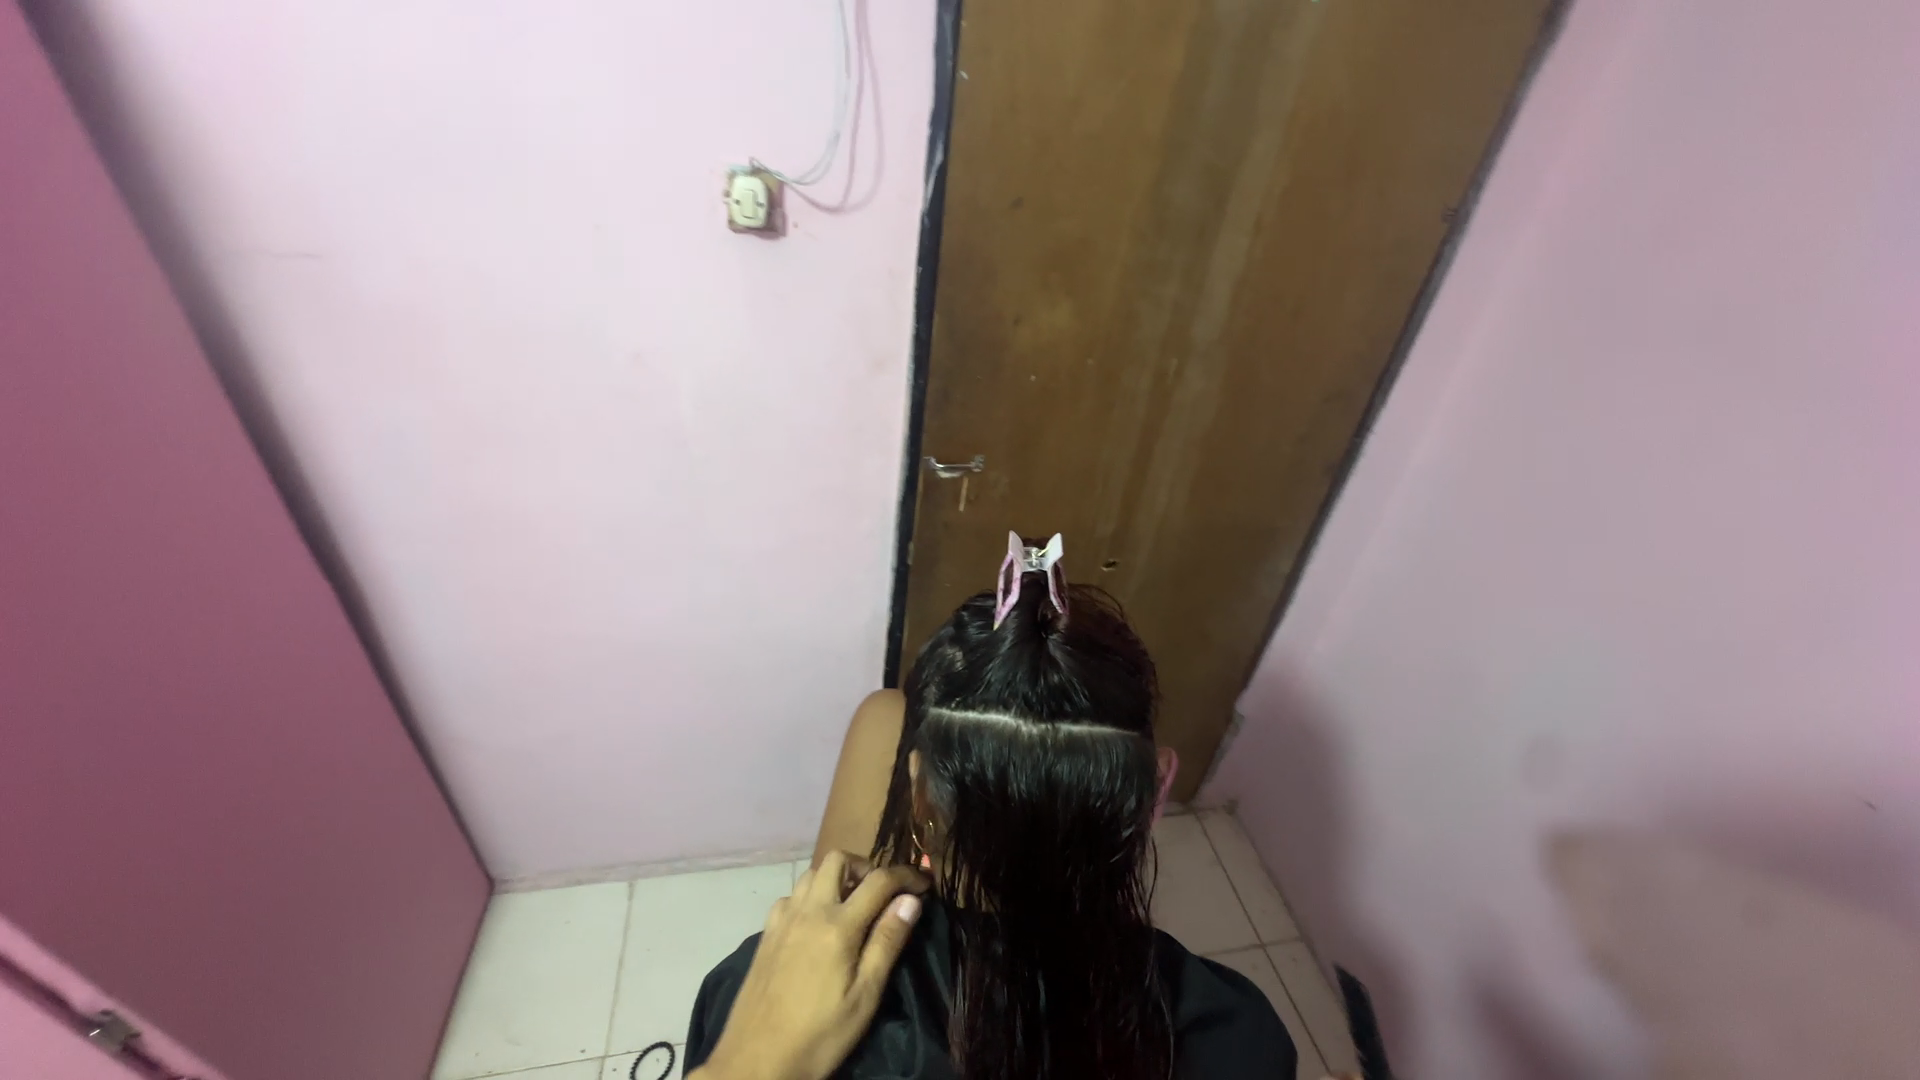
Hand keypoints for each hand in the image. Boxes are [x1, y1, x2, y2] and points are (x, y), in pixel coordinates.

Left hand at [692, 851, 929, 1079]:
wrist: (754, 1064)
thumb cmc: (818, 1037)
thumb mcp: (864, 998)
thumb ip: (887, 943)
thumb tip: (911, 900)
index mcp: (838, 926)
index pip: (879, 880)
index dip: (907, 875)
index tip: (925, 883)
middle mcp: (809, 911)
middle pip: (838, 859)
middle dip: (866, 867)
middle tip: (881, 894)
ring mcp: (783, 920)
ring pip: (812, 873)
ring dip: (836, 878)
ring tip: (851, 907)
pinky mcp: (765, 934)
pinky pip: (791, 896)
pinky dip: (810, 897)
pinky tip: (816, 925)